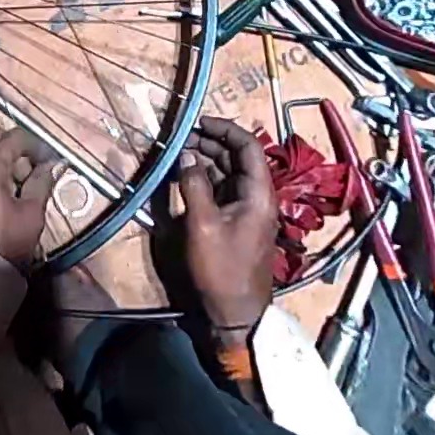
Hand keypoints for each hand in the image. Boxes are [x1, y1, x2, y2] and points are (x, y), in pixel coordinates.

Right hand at [178, 116, 277, 329]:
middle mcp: (256, 196)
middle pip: (236, 156)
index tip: (197, 121)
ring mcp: (245, 208)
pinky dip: (201, 176)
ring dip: (202, 157)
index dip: (224, 129)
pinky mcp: (233, 219)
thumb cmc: (221, 269)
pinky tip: (181, 173)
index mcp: (258, 194)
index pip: (248, 147)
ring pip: (226, 170)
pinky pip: (219, 186)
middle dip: (208, 141)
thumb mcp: (202, 224)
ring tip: (176, 151)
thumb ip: (193, 185)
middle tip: (178, 136)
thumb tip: (186, 155)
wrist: (234, 313)